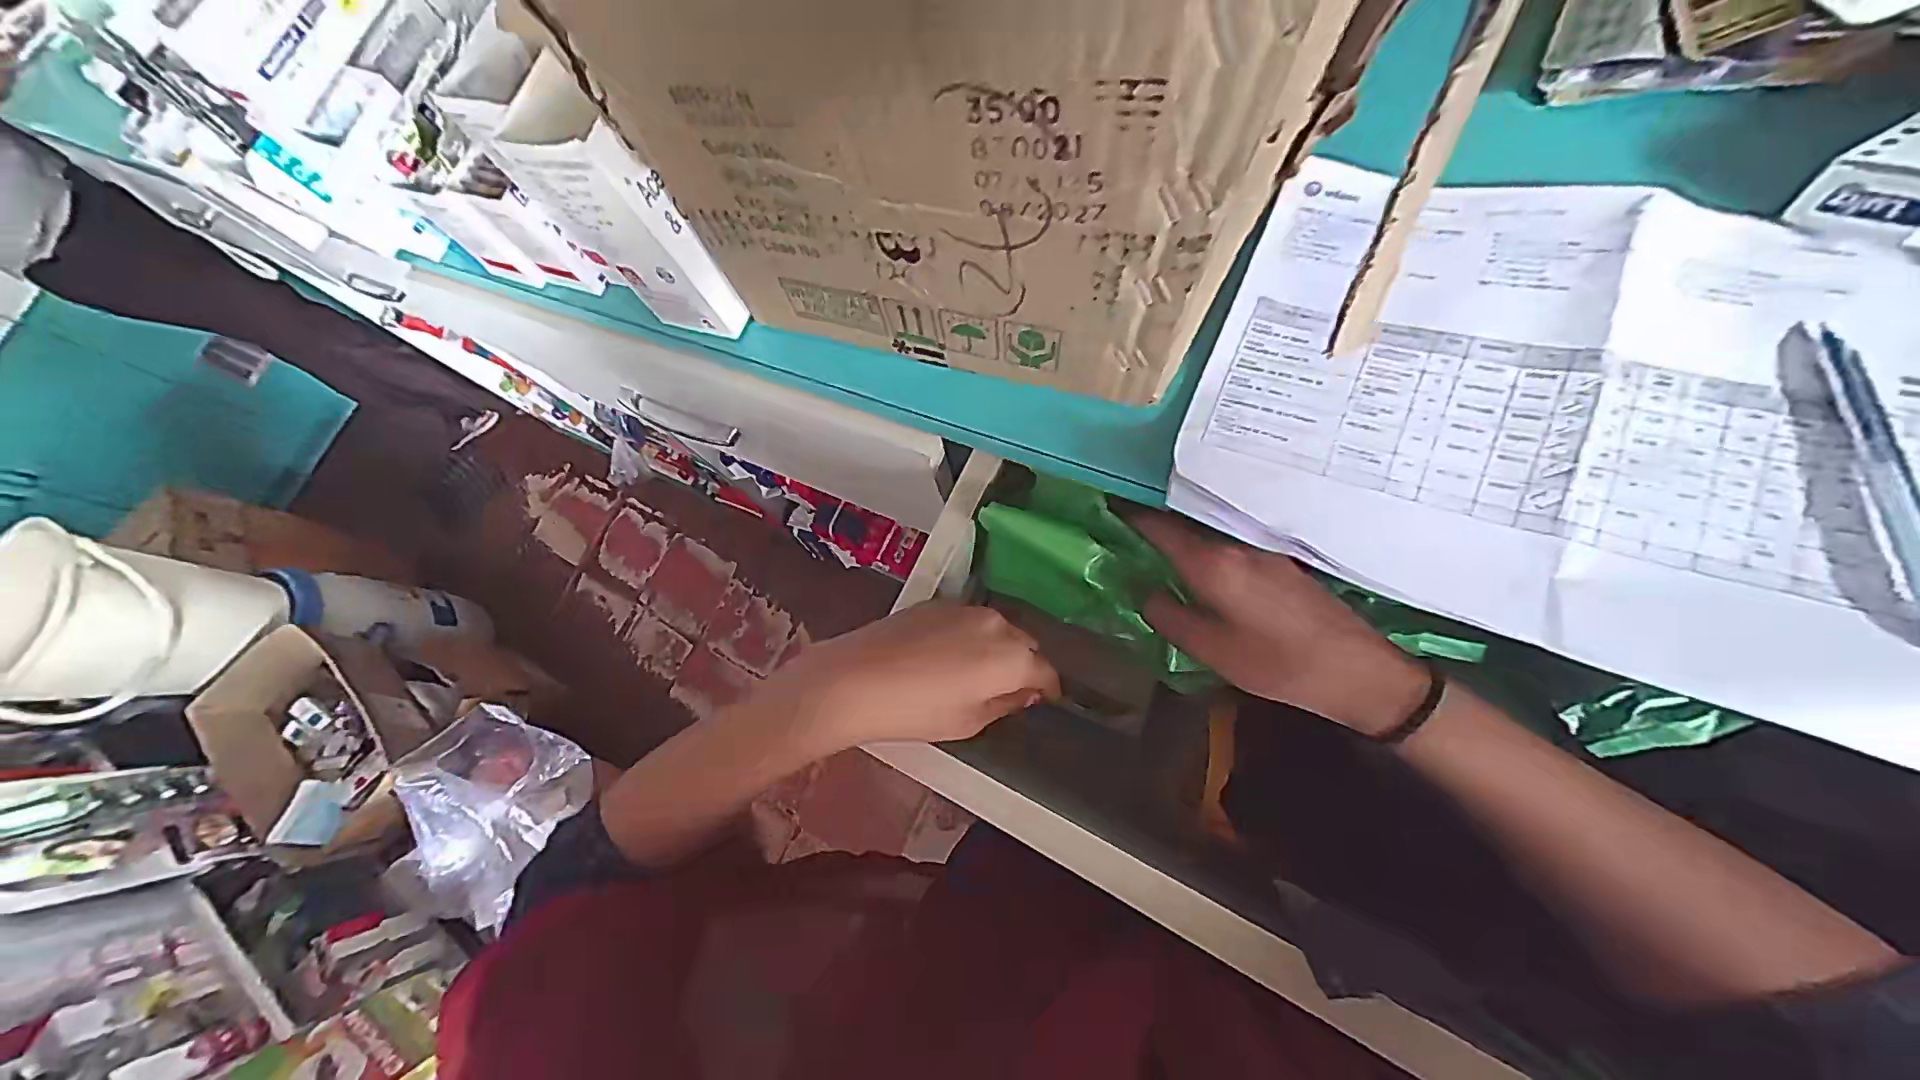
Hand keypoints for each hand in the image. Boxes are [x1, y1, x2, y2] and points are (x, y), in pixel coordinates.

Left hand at [746, 602, 1059, 753]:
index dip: (1048, 689)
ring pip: (996, 628)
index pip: (1046, 671)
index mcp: (1012, 657)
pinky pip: (968, 619)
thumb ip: (1006, 703)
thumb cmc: (916, 711)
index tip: (1043, 700)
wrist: (854, 679)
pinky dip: (969, 635)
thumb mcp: (968, 721)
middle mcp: (996, 624)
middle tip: (1005, 689)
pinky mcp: (936, 602)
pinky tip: (945, 655)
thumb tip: (1026, 692)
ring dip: (995, 647)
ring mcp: (965, 608)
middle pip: (1024, 644)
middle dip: (1022, 664)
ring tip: (973, 672)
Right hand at [1132, 512, 1427, 735]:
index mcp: (1212, 563)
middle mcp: (1236, 543)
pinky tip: (1199, 553)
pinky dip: (1205, 536)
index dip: (1129, 511)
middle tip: (1124, 517)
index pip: (1159, 524)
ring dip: (1180, 523)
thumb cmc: (1277, 664)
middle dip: (1152, 513)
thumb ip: (1169, 616)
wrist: (1356, 670)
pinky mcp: (1280, 556)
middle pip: (1184, 516)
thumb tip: (1145, 591)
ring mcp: (1261, 546)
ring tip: (1155, 532)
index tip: (1106, 503)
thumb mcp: (1211, 650)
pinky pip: (1229, 535)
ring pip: (1208, 524)